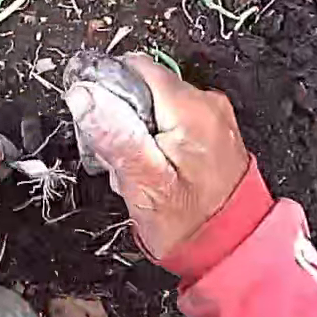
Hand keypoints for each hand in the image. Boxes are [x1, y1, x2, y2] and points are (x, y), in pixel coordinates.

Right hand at [64, 55, 249, 259]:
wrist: (230, 248)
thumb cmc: (190, 223)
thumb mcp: (143, 182)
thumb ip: (115, 134)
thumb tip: (86, 95)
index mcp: (190, 110)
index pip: (136, 68)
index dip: (108, 90)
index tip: (100, 122)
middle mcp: (207, 104)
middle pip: (145, 86)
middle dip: (123, 116)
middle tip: (124, 158)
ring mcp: (213, 117)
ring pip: (156, 105)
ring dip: (139, 131)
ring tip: (142, 170)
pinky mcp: (213, 131)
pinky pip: (173, 120)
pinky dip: (158, 140)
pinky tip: (159, 169)